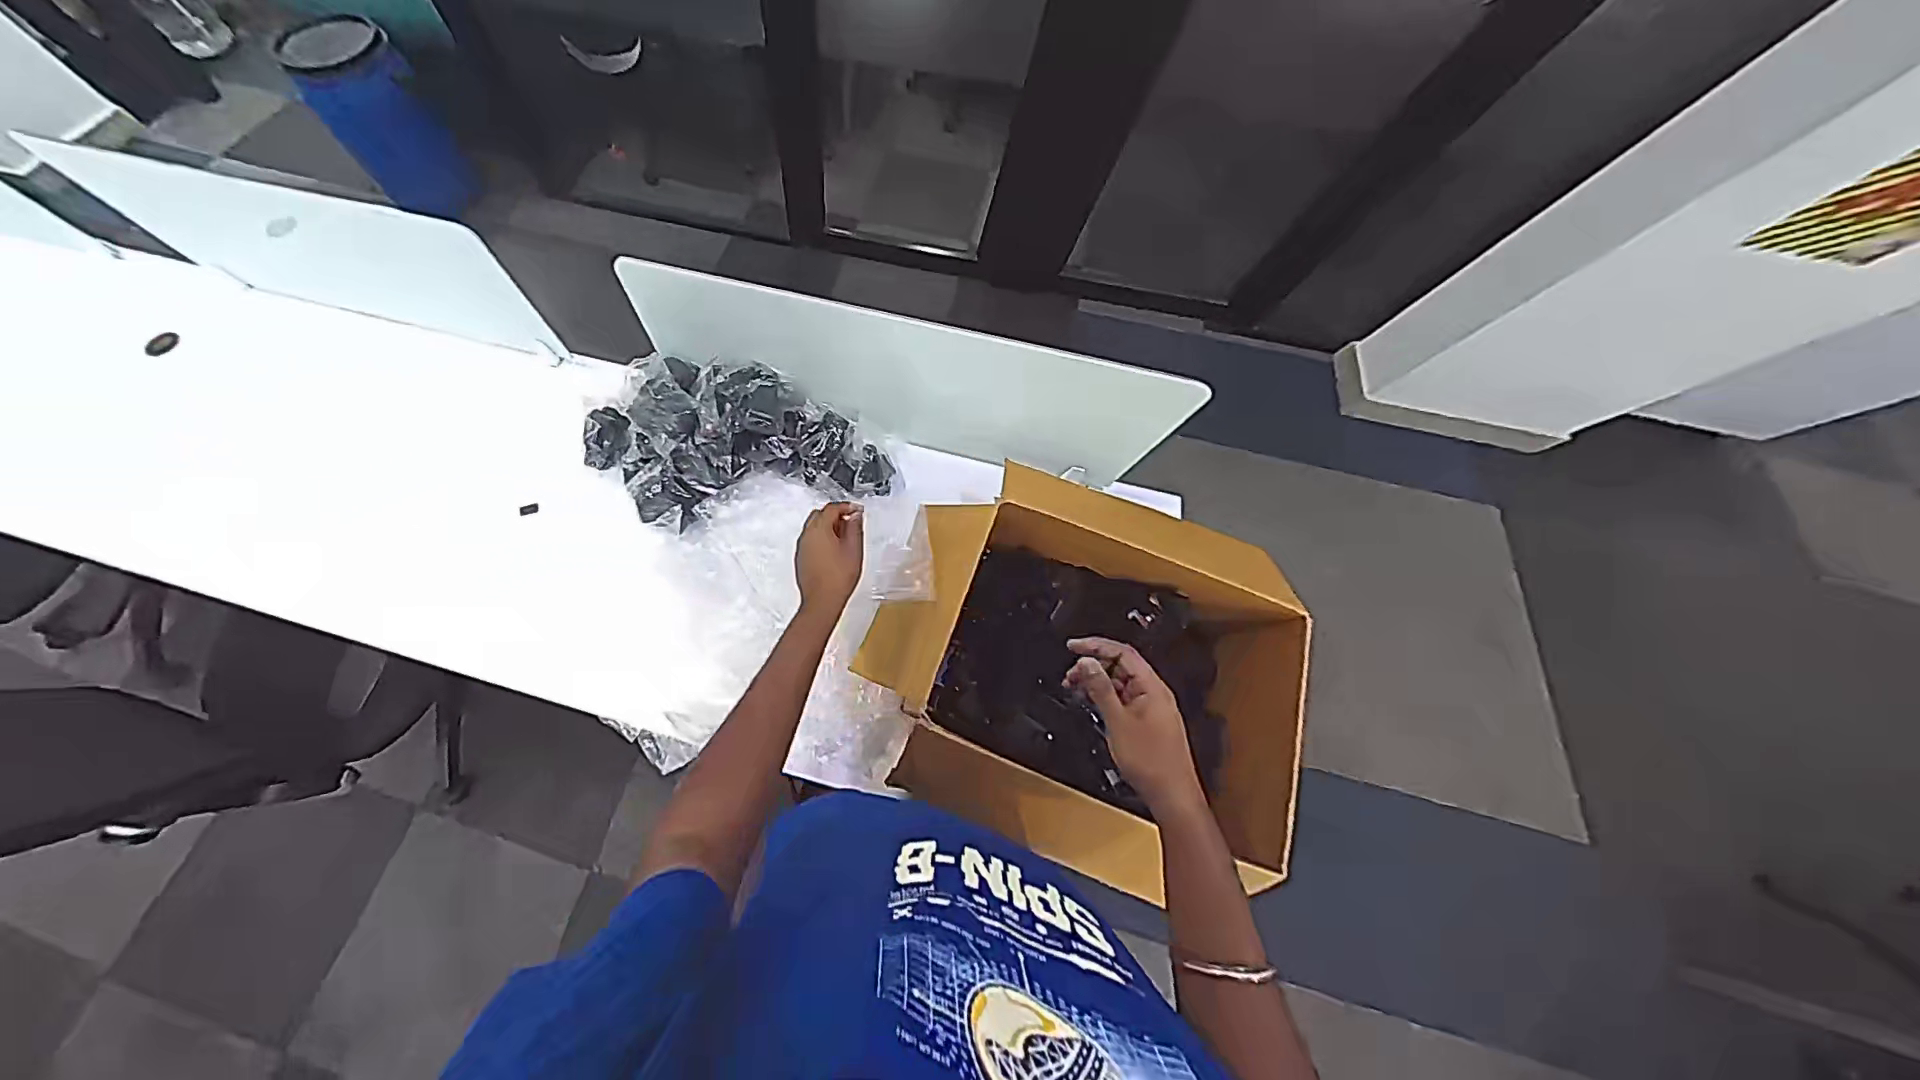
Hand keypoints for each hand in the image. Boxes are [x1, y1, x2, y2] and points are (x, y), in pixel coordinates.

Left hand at [795, 502, 863, 616]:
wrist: (822, 600)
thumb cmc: (838, 578)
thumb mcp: (854, 548)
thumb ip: (855, 527)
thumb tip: (856, 515)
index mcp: (819, 529)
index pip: (832, 508)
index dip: (846, 506)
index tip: (857, 510)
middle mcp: (807, 535)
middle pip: (819, 514)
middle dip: (835, 514)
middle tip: (851, 521)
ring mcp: (802, 547)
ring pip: (814, 527)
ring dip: (828, 526)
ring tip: (844, 537)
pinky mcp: (801, 558)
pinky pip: (811, 540)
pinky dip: (822, 538)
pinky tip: (834, 550)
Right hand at [1064, 637, 1203, 811]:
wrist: (1171, 795)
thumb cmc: (1153, 763)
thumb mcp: (1118, 721)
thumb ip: (1100, 689)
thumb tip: (1087, 663)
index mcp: (1152, 687)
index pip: (1123, 652)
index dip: (1096, 645)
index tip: (1074, 646)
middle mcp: (1154, 693)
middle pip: (1121, 666)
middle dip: (1094, 665)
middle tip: (1070, 673)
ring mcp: (1151, 707)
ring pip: (1120, 683)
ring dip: (1097, 682)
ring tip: (1075, 687)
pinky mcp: (1147, 721)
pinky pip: (1123, 698)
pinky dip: (1105, 697)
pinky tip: (1092, 702)